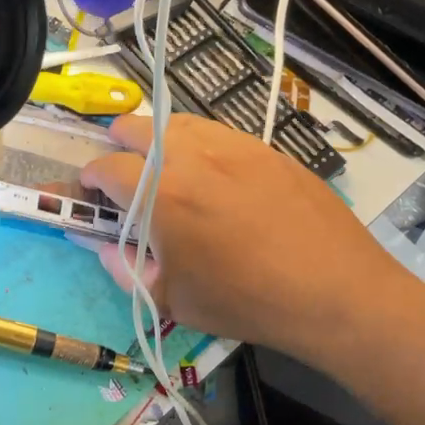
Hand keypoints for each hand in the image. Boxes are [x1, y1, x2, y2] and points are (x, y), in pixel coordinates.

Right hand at [79, 114, 412, 363]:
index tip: (89, 195)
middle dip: (117, 145)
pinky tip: (210, 176)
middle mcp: (193, 157)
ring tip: (162, 170)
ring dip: (157, 140)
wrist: (336, 292)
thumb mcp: (170, 299)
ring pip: (178, 123)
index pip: (106, 168)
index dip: (88, 181)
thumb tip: (106, 246)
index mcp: (161, 195)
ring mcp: (235, 147)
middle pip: (138, 127)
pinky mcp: (268, 150)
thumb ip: (125, 269)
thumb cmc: (244, 302)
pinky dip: (199, 146)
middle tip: (120, 174)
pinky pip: (219, 134)